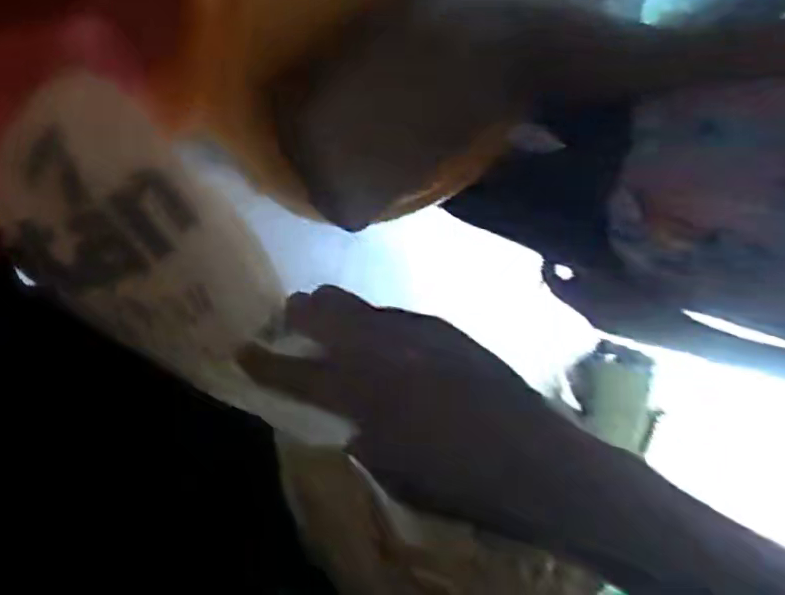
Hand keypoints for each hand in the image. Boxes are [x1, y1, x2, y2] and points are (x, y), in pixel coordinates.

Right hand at [241, 286, 586, 533]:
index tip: (241, 351)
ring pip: (348, 301)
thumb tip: (333, 412)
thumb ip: (351, 430)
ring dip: (333, 315)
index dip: (259, 361)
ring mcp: (405, 328)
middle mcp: (373, 347)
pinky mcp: (435, 324)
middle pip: (313, 307)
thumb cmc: (460, 482)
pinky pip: (387, 315)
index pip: (290, 370)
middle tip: (293, 330)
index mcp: (357, 390)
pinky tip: (393, 351)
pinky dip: (375, 328)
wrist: (544, 464)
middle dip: (295, 316)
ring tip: (338, 333)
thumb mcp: (391, 470)